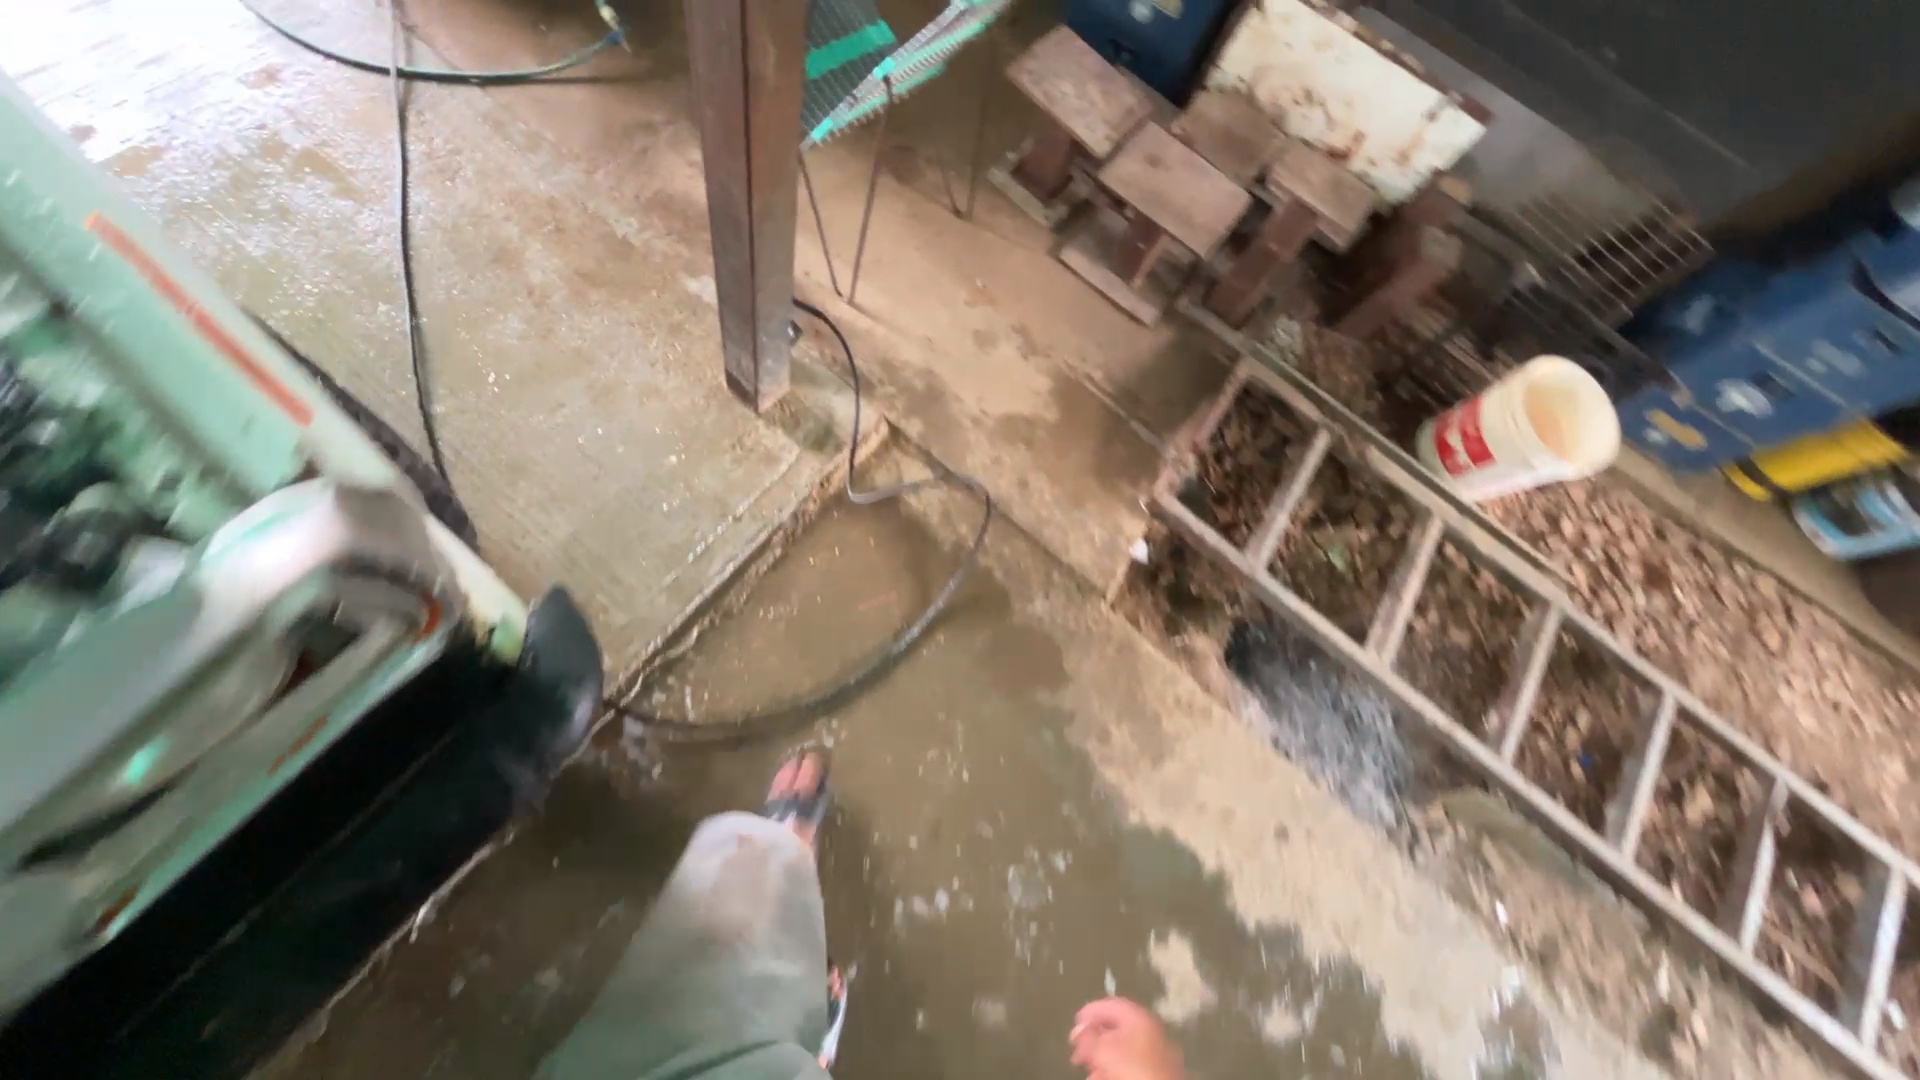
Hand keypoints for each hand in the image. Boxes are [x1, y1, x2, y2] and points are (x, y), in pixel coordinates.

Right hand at [1068, 998, 1184, 1079]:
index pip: (1109, 1004)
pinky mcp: (1157, 1069)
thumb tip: (1077, 1030)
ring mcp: (1155, 1049)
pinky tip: (1102, 1076)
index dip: (1090, 1011)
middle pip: (1115, 1028)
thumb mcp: (1104, 1050)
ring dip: (1102, 1058)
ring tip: (1089, 1072)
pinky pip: (1131, 1062)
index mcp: (1138, 1015)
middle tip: (1078, 1052)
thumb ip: (1087, 1037)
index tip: (1076, 1023)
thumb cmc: (1133, 1067)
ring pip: (1122, 1048)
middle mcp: (1149, 1027)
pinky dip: (1115, 1067)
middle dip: (1094, 1041)